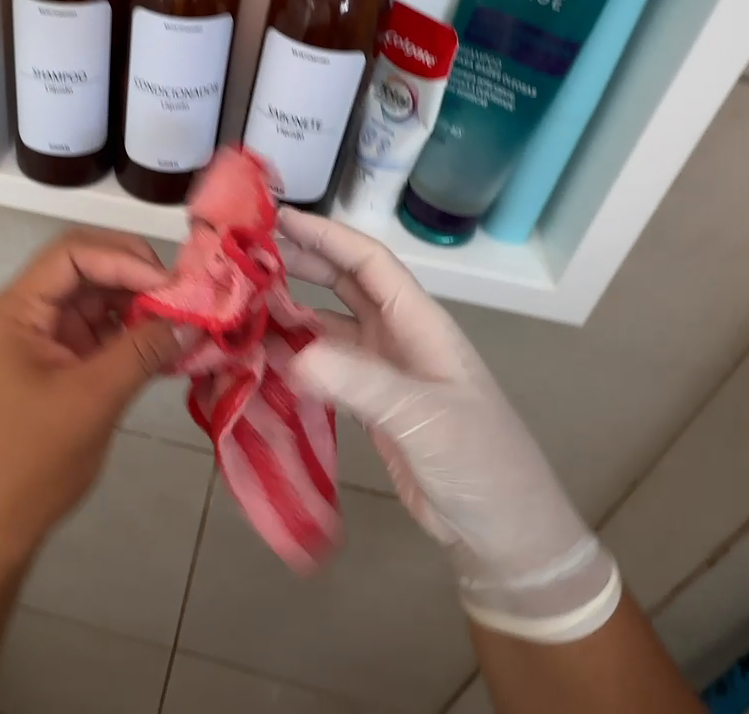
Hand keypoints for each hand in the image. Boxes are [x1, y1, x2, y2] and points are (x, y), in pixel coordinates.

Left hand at [0, 229, 187, 558]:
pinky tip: (168, 342)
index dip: (123, 259)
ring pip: (98, 297)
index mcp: (17, 310)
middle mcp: (28, 312)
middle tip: (183, 294)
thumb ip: (142, 352)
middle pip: (85, 267)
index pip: (72, 255)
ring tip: (184, 317)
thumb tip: (192, 322)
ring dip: (139, 303)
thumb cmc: (33, 458)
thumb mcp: (92, 399)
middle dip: (135, 274)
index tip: (170, 285)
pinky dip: (134, 332)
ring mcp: (46, 337)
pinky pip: (103, 330)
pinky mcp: (63, 362)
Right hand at [277, 210, 620, 642]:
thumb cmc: (480, 463)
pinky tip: (265, 354)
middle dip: (302, 263)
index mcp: (421, 324)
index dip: (326, 236)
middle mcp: (400, 336)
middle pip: (346, 284)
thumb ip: (363, 383)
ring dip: (293, 309)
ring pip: (331, 323)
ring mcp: (385, 370)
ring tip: (245, 301)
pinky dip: (296, 355)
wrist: (503, 531)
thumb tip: (294, 354)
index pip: (370, 263)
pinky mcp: (371, 404)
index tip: (278, 218)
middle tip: (249, 256)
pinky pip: (326, 365)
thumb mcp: (426, 417)